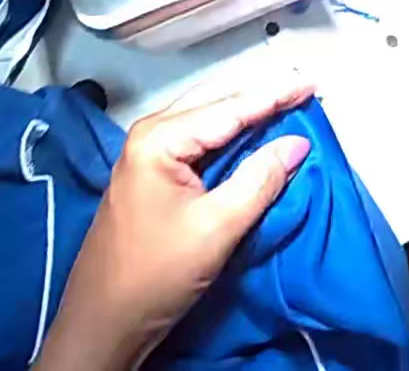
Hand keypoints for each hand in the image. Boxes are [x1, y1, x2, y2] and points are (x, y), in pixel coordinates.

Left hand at [34, 80, 314, 370]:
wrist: (100, 324)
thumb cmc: (155, 276)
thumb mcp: (216, 229)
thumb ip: (259, 181)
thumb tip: (296, 143)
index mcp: (160, 137)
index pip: (229, 107)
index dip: (274, 95)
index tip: (308, 83)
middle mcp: (152, 130)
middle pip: (216, 100)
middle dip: (261, 93)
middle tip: (301, 87)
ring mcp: (150, 147)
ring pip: (208, 113)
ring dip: (247, 107)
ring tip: (285, 98)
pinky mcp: (154, 166)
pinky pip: (200, 133)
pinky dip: (230, 127)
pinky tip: (252, 126)